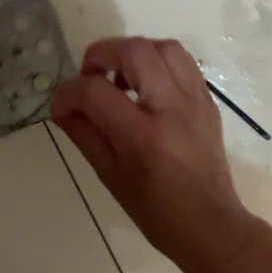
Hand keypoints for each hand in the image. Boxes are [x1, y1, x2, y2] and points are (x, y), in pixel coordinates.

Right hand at [50, 37, 259, 266]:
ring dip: (133, 53)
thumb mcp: (108, 174)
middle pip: (133, 51)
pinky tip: (146, 85)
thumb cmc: (154, 210)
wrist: (210, 226)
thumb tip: (61, 106)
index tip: (62, 105)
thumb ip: (82, 132)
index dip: (69, 92)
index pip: (95, 91)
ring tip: (121, 77)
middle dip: (101, 55)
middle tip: (92, 78)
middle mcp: (171, 109)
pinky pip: (182, 61)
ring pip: (162, 46)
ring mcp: (194, 101)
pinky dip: (157, 62)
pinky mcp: (207, 101)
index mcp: (142, 136)